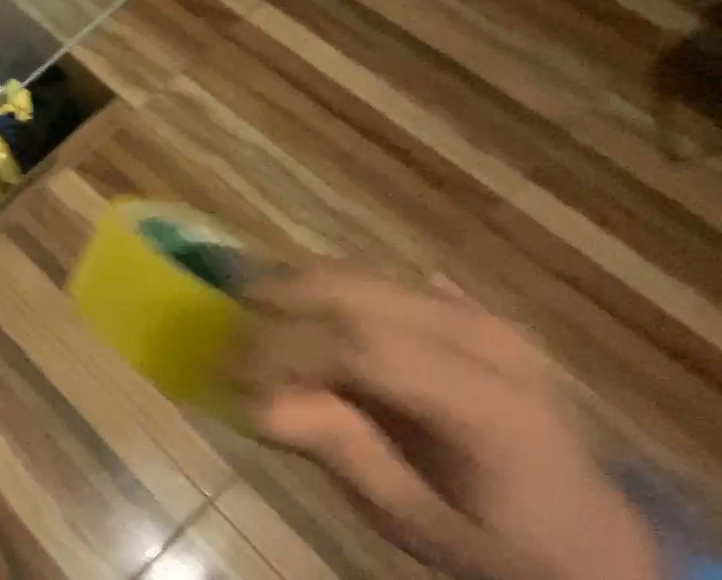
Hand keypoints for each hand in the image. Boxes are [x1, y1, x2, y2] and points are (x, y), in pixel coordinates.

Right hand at [234, 264, 659, 579]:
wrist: (582, 531)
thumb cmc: (490, 537)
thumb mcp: (415, 521)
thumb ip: (343, 455)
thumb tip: (257, 404)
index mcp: (488, 405)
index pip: (363, 347)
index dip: (282, 350)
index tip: (228, 372)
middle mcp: (485, 339)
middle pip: (351, 290)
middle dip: (271, 302)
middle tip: (224, 333)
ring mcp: (475, 312)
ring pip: (351, 270)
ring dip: (286, 286)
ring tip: (245, 319)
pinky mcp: (458, 304)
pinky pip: (366, 274)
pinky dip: (313, 286)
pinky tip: (288, 313)